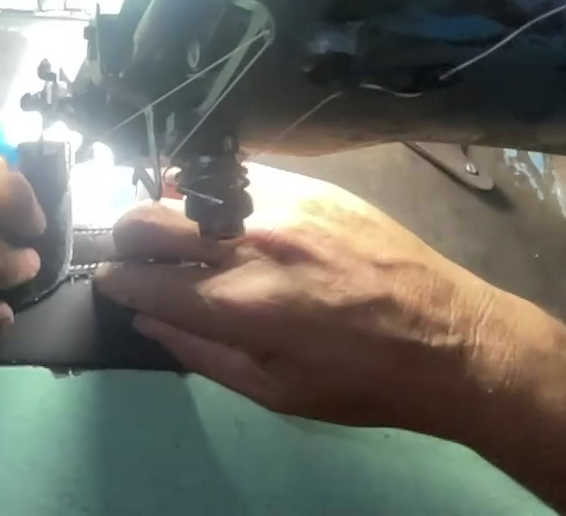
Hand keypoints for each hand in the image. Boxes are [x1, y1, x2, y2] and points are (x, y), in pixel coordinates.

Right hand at [94, 168, 540, 437]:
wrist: (453, 338)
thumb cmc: (362, 380)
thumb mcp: (277, 391)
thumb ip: (200, 353)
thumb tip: (145, 318)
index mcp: (240, 305)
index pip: (143, 280)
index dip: (116, 282)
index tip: (112, 284)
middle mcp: (249, 244)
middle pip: (147, 221)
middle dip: (124, 239)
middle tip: (135, 256)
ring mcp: (277, 204)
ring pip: (184, 187)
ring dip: (164, 209)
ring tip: (176, 230)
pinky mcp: (305, 183)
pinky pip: (231, 174)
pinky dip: (208, 191)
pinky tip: (215, 208)